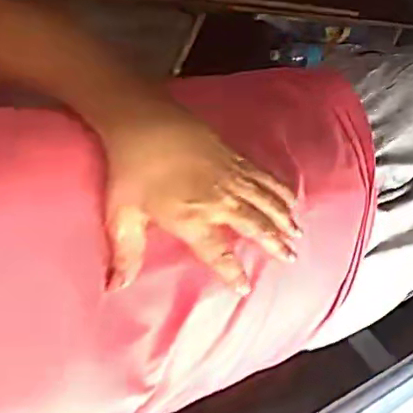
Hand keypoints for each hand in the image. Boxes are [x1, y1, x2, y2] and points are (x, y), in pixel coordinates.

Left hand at [97, 100, 301, 294]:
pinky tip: (292, 199)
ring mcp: (236, 180)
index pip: (217, 252)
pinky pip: (269, 181)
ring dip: (285, 220)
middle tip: (292, 257)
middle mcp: (221, 202)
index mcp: (191, 218)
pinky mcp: (242, 163)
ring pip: (269, 204)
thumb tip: (115, 287)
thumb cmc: (131, 170)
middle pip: (257, 226)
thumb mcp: (121, 215)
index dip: (232, 272)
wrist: (150, 125)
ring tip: (298, 233)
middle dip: (275, 243)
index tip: (244, 288)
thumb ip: (125, 252)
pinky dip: (283, 193)